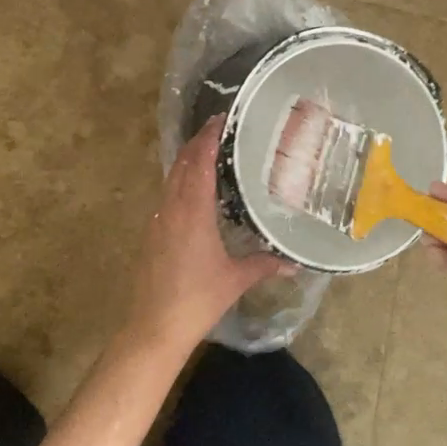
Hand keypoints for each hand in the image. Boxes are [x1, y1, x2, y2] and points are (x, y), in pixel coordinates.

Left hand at [127, 117, 288, 347]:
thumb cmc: (198, 299)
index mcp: (192, 210)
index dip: (209, 137)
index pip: (200, 161)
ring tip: (209, 153)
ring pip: (171, 179)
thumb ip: (264, 264)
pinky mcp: (151, 233)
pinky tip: (193, 192)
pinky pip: (166, 196)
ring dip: (188, 161)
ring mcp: (158, 219)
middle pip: (182, 163)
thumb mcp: (235, 279)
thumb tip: (295, 262)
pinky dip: (180, 182)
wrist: (154, 327)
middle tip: (220, 129)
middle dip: (198, 143)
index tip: (222, 119)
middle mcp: (172, 207)